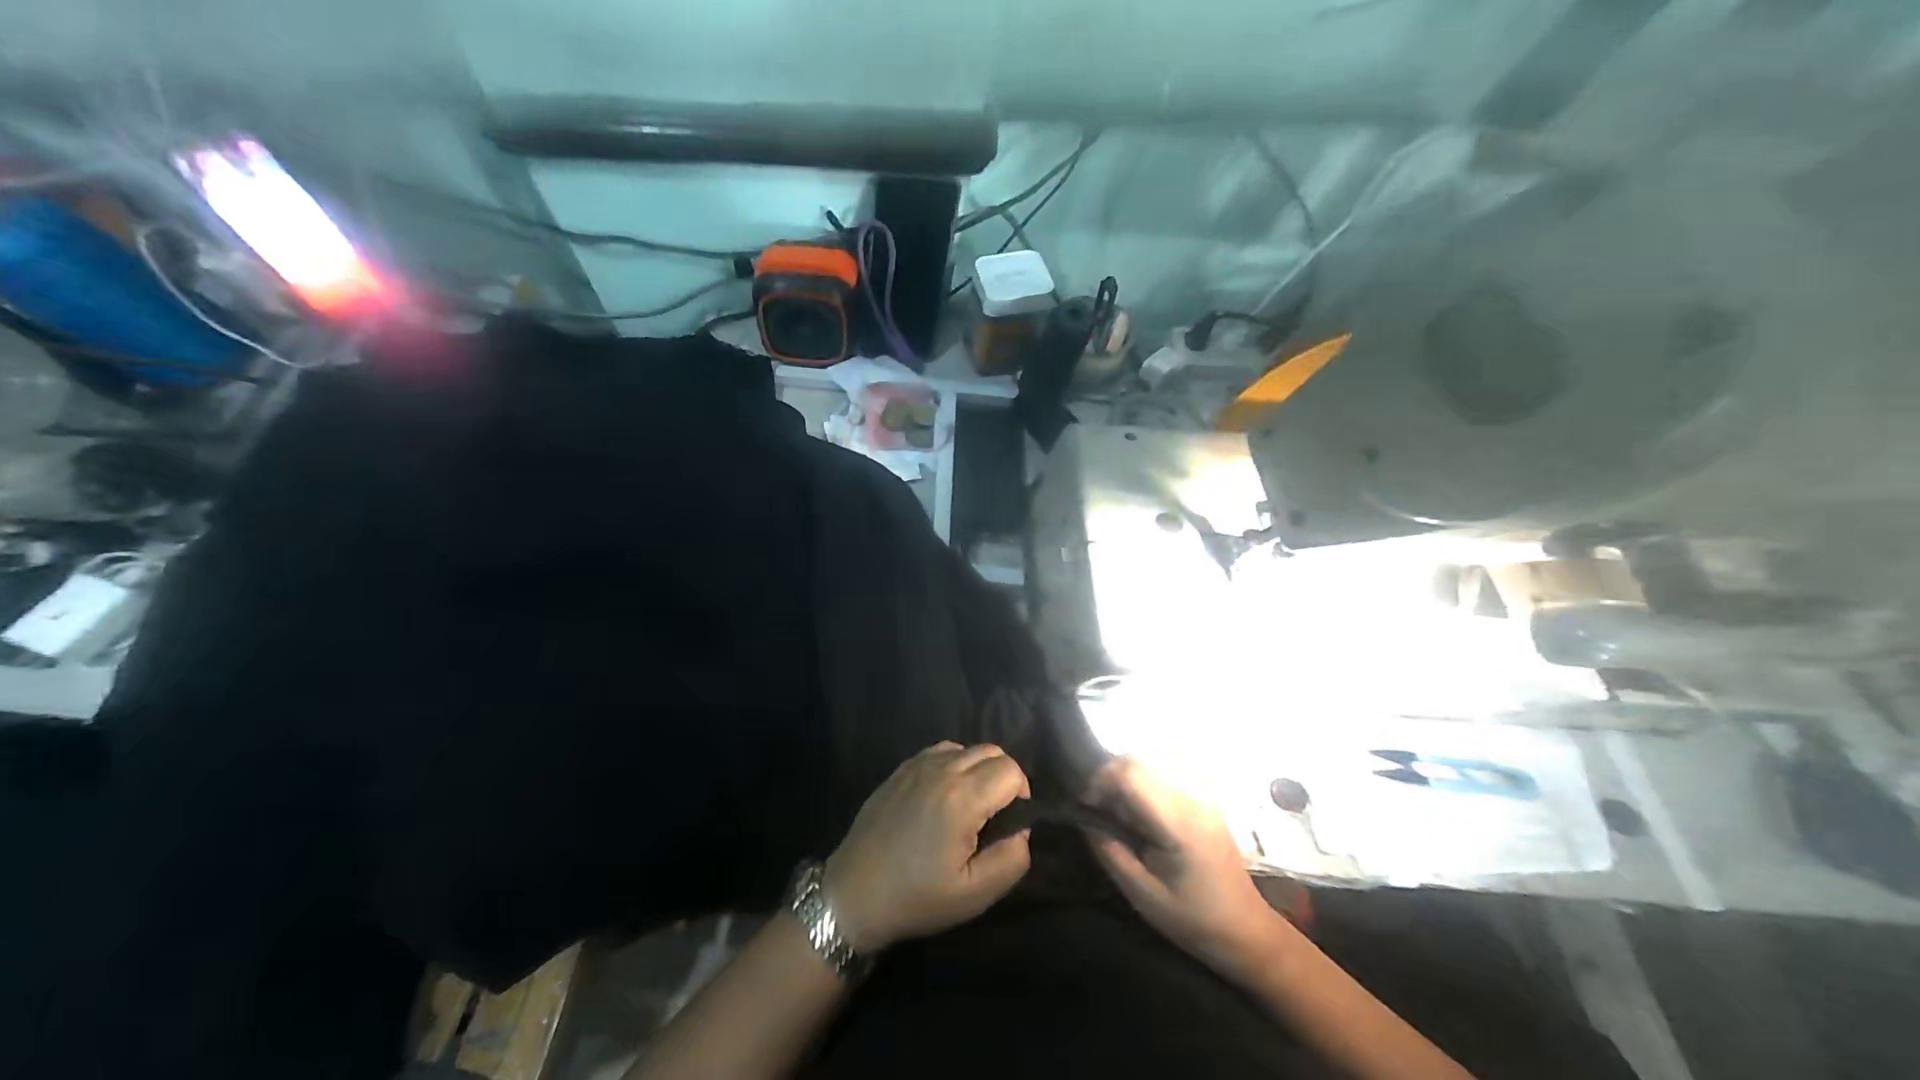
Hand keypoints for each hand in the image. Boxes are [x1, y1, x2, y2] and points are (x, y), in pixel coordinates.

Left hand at [822, 741, 1031, 951]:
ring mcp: (916, 766)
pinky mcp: (899, 771)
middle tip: (997, 814)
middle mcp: (941, 770)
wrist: (853, 894)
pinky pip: (939, 752)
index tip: (1012, 821)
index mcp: (961, 797)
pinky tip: (945, 795)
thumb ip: (1011, 860)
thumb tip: (1022, 831)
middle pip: (991, 751)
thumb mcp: (974, 894)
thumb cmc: (916, 897)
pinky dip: (954, 764)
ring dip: (979, 768)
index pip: (1010, 770)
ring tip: (972, 803)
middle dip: (1004, 776)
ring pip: (966, 747)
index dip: (1021, 793)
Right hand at [1084, 758, 1283, 980]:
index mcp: (1178, 822)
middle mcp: (1192, 799)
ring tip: (1118, 816)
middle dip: (1109, 778)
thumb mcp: (1143, 895)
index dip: (1099, 780)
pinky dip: (1143, 788)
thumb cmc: (1194, 920)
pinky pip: (1164, 779)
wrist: (1248, 932)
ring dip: (1125, 782)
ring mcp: (1202, 797)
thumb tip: (1085, 821)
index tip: (1085, 805)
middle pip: (1138, 761)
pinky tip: (1141, 818)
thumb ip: (1111, 853)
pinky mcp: (1205, 802)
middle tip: (1097, 810)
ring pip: (1150, 766)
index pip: (1130, 773)